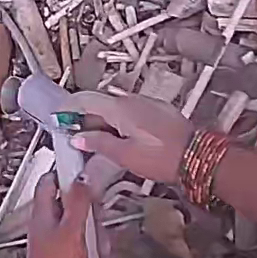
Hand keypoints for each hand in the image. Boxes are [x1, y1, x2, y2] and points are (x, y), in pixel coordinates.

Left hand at [14, 175, 92, 257]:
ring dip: (94, 232)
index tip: (83, 165)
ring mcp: (57, 245)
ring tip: (98, 245)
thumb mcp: (71, 234)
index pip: (49, 181)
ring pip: (81, 224)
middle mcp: (46, 228)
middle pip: (69, 202)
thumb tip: (82, 178)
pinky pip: (86, 245)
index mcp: (41, 217)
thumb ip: (78, 204)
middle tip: (98, 213)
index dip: (65, 171)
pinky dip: (95, 250)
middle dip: (88, 207)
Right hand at [69, 91, 190, 185]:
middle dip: (85, 119)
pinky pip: (131, 113)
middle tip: (76, 137)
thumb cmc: (165, 157)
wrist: (197, 157)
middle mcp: (134, 101)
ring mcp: (147, 104)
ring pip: (116, 109)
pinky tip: (120, 140)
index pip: (85, 100)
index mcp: (121, 108)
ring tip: (98, 143)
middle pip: (100, 104)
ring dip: (103, 122)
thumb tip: (80, 139)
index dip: (69, 109)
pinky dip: (119, 123)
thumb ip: (98, 143)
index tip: (60, 118)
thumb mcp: (124, 155)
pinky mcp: (158, 112)